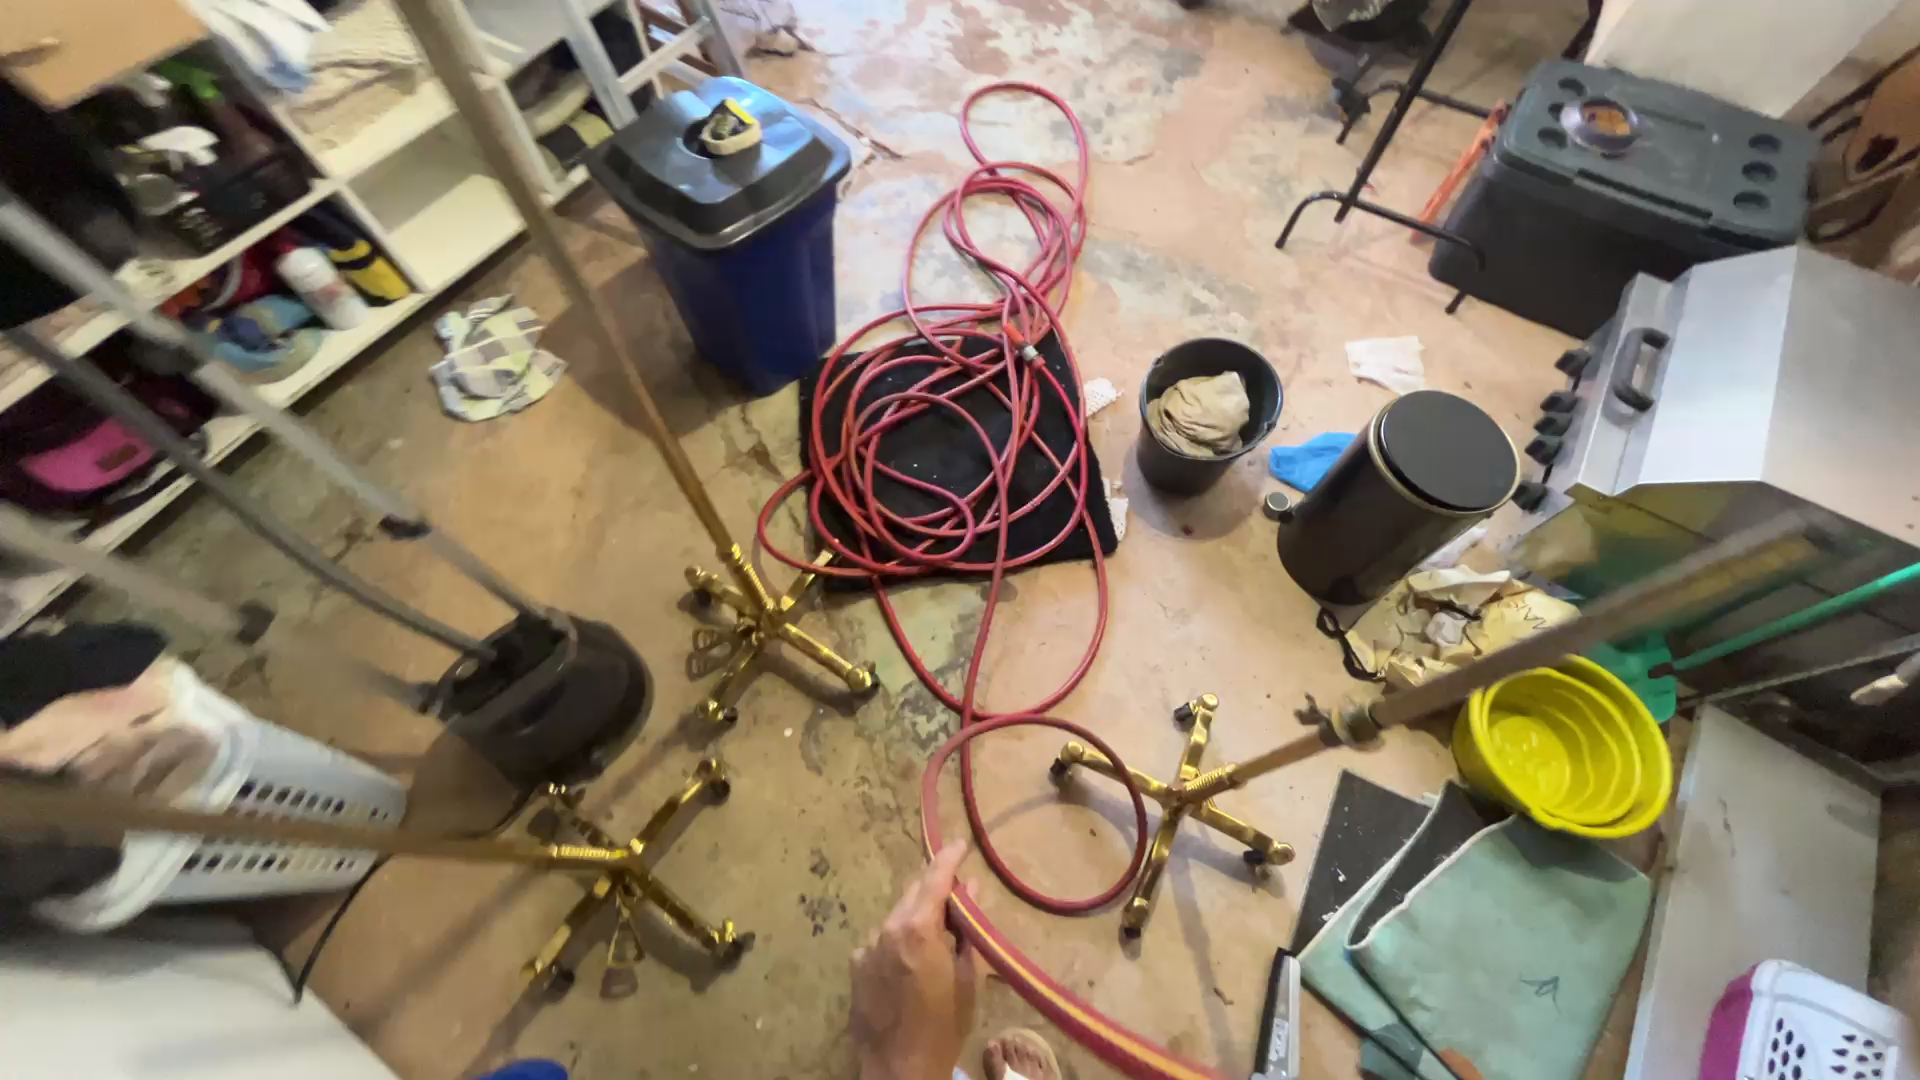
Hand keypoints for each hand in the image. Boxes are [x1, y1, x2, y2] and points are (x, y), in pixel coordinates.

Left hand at [850, 841, 976, 1079]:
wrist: (898, 1071)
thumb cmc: (943, 1026)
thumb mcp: (967, 976)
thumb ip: (968, 928)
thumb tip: (972, 890)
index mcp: (918, 927)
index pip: (936, 877)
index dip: (950, 857)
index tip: (962, 843)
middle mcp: (888, 927)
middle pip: (915, 892)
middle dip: (936, 888)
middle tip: (958, 898)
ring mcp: (867, 945)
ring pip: (897, 914)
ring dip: (916, 916)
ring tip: (936, 937)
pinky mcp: (855, 964)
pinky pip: (881, 938)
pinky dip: (898, 939)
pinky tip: (909, 963)